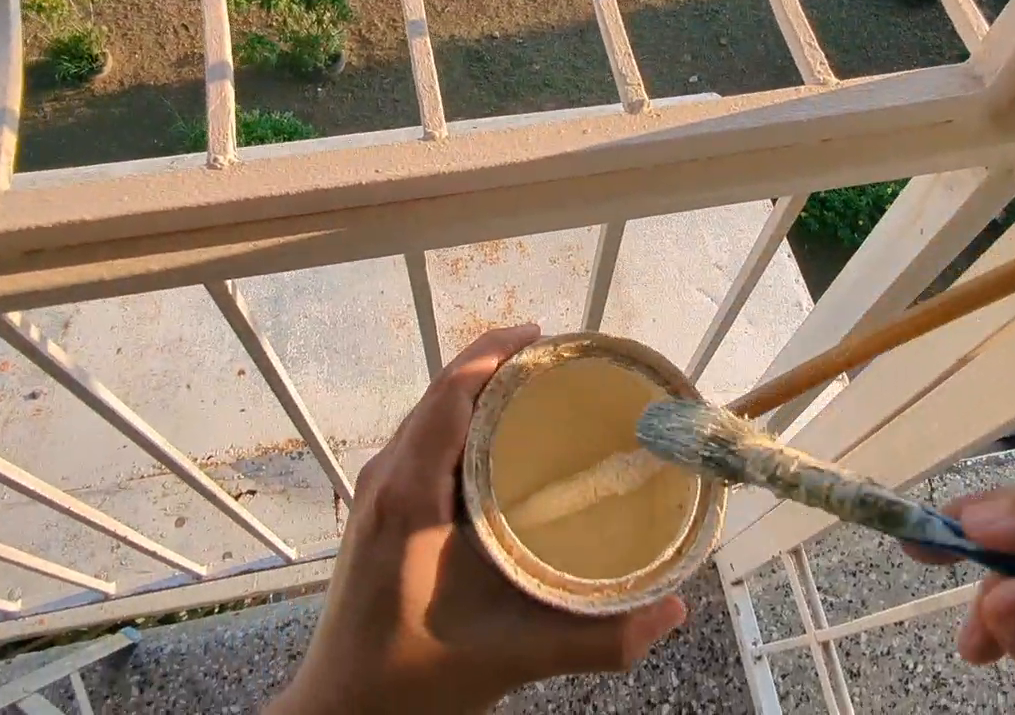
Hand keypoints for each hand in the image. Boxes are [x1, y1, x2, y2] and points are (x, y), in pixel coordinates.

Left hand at [267, 325, 687, 714]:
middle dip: (493, 362)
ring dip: (475, 387)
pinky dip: (460, 416)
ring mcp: (378, 488)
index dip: (492, 353)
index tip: (540, 336)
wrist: (340, 713)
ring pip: (430, 412)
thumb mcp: (512, 656)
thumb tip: (673, 612)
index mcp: (410, 492)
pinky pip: (423, 437)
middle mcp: (388, 476)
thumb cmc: (413, 679)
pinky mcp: (380, 504)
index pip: (450, 394)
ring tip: (532, 386)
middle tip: (552, 360)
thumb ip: (598, 639)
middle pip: (441, 392)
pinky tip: (495, 436)